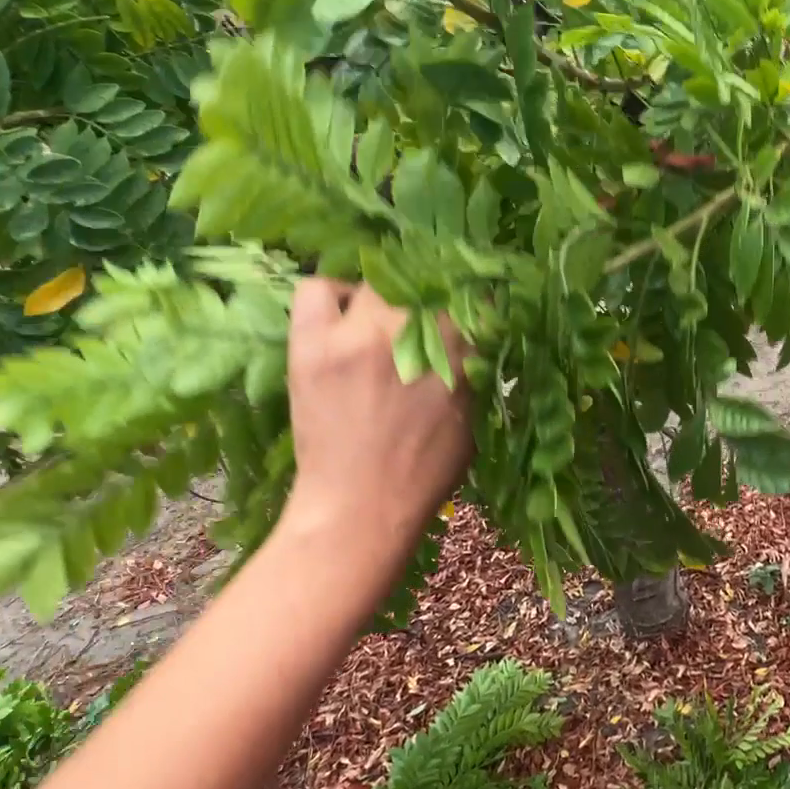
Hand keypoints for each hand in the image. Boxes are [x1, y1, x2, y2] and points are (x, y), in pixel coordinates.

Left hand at [278, 279, 472, 562]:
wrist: (359, 508)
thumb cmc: (425, 472)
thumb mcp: (473, 418)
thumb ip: (475, 370)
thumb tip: (477, 336)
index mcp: (458, 355)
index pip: (474, 300)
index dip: (473, 301)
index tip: (470, 309)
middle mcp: (411, 335)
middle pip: (427, 282)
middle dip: (432, 295)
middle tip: (425, 315)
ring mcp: (357, 336)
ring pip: (379, 281)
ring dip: (387, 294)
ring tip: (383, 317)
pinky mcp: (311, 345)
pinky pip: (317, 289)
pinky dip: (333, 295)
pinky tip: (343, 317)